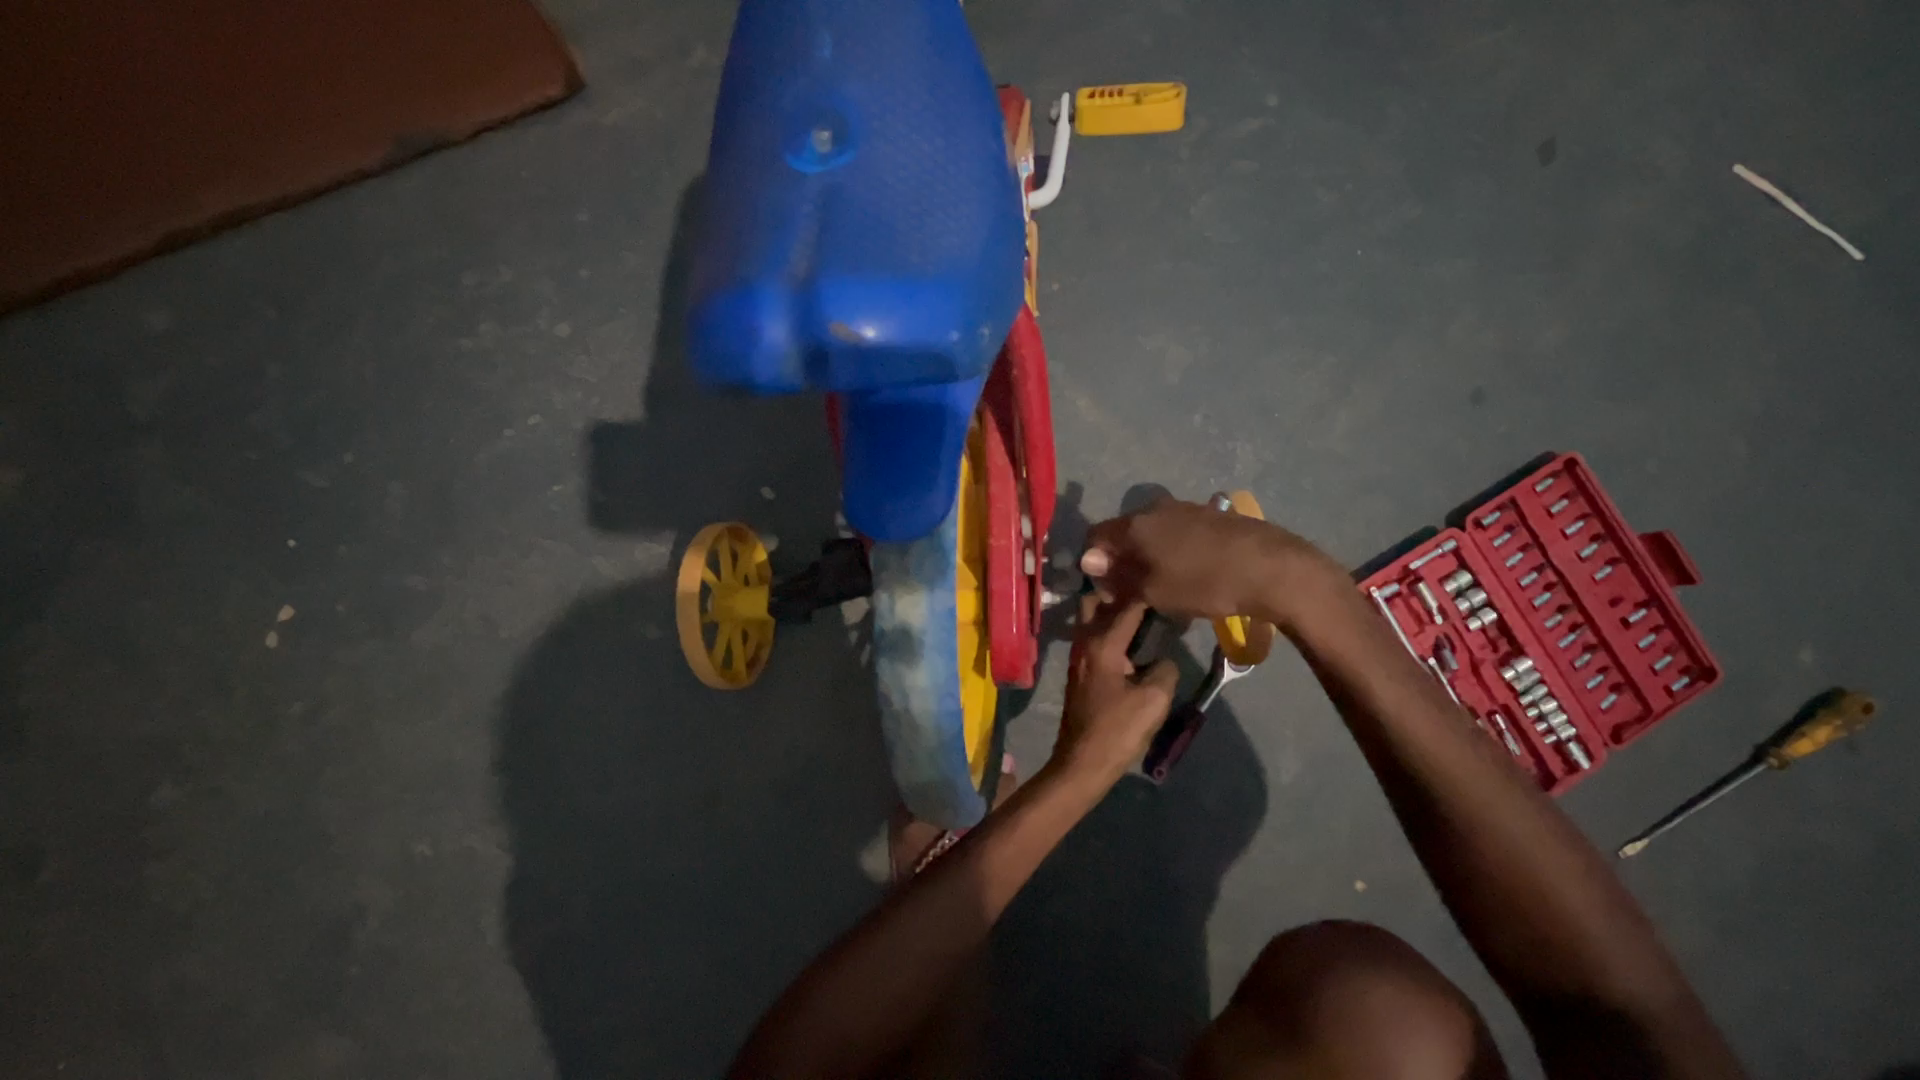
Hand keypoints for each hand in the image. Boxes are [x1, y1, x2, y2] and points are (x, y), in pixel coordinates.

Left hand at [1052, 598, 1178, 785]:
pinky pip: (1095, 640)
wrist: (1082, 763)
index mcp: (1102, 643)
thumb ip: (1165, 670)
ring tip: (1147, 617)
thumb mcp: (1154, 700)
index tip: (1169, 584)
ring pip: (1093, 621)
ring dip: (1114, 614)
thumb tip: (1164, 659)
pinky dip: (1111, 633)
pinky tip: (1134, 646)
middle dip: (1120, 594)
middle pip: (1097, 602)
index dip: (1149, 592)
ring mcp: (1078, 658)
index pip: (1127, 604)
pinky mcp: (1080, 673)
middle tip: (1149, 597)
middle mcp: (1085, 643)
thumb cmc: (1117, 730)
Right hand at [1081, 497, 1330, 622]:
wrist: (1273, 569)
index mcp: (1135, 523)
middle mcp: (1155, 508)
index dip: (1092, 563)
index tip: (1105, 590)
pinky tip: (1189, 573)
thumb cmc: (1204, 583)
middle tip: (1131, 592)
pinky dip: (1172, 551)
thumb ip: (1117, 575)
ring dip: (1148, 556)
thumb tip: (1088, 559)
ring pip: (1152, 532)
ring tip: (1162, 585)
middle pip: (1123, 532)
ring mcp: (1186, 508)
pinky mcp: (1211, 515)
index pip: (1094, 536)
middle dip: (1120, 560)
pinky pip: (1176, 533)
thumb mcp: (1153, 590)